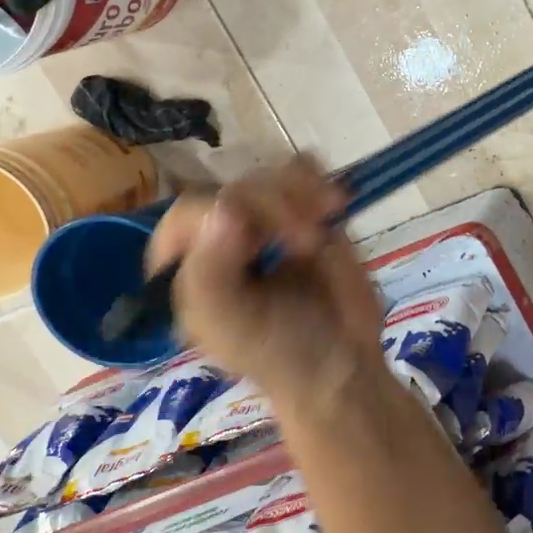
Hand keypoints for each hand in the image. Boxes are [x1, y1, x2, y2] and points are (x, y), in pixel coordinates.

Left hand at [145, 157, 384, 405]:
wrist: (343, 360)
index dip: (228, 215)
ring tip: (327, 223)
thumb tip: (224, 208)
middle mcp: (225, 237)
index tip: (264, 240)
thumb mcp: (232, 326)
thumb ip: (211, 274)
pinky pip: (306, 174)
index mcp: (190, 264)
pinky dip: (320, 181)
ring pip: (274, 173)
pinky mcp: (311, 212)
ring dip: (303, 193)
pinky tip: (336, 206)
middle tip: (308, 245)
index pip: (192, 212)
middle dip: (277, 207)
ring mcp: (270, 221)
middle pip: (240, 186)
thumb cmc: (280, 352)